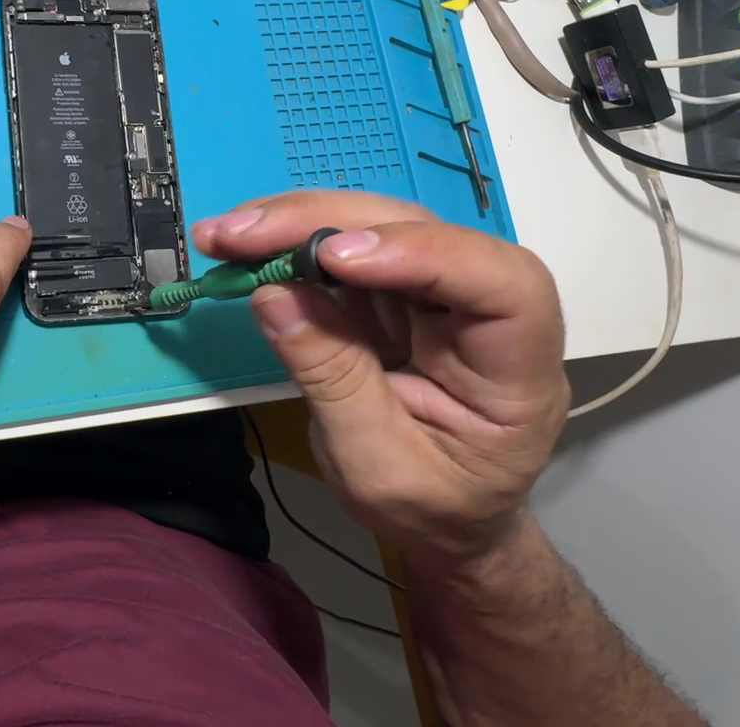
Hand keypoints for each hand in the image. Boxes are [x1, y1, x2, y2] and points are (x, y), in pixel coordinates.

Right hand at [192, 191, 567, 561]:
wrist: (438, 517)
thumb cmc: (429, 506)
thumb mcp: (376, 467)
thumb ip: (332, 382)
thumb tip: (271, 295)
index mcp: (516, 370)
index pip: (501, 285)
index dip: (423, 254)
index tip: (333, 257)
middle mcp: (482, 310)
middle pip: (418, 232)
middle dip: (322, 222)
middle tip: (238, 233)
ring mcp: (431, 292)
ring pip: (370, 226)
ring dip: (290, 223)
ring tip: (222, 235)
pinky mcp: (386, 289)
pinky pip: (336, 249)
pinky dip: (282, 244)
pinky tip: (240, 247)